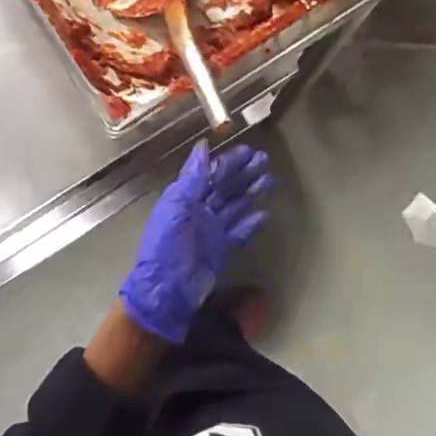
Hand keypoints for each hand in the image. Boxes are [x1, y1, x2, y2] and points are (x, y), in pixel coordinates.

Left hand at [119, 140, 271, 342]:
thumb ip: (192, 178)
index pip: (209, 174)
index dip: (228, 162)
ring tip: (269, 180)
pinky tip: (264, 214)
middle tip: (265, 160)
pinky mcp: (219, 251)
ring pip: (234, 207)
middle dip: (243, 174)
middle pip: (224, 188)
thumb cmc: (167, 246)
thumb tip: (202, 145)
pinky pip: (238, 233)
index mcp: (183, 199)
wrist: (166, 289)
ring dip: (250, 193)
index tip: (248, 151)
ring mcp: (210, 232)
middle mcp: (198, 212)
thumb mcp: (177, 207)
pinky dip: (250, 223)